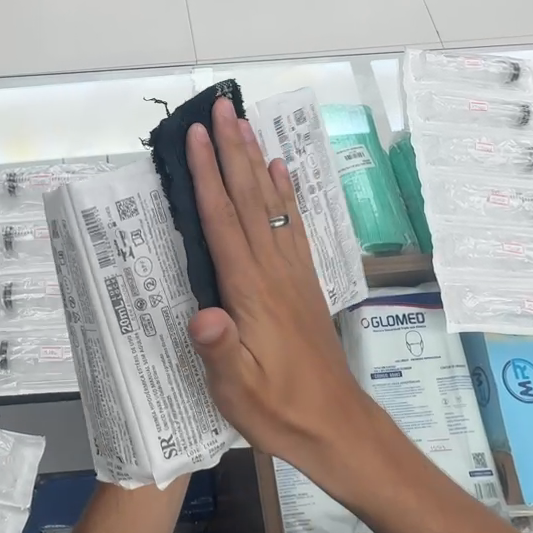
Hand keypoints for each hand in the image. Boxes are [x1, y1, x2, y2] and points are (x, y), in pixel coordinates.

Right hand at [183, 98, 375, 469]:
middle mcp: (273, 268)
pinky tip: (282, 172)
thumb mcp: (237, 392)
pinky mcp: (305, 280)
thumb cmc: (278, 409)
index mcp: (250, 289)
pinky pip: (295, 225)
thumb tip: (201, 315)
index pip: (223, 219)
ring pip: (272, 202)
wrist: (336, 424)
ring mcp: (293, 271)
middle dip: (233, 149)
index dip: (207, 174)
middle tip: (222, 108)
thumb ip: (220, 350)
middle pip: (250, 196)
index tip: (195, 135)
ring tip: (246, 124)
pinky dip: (287, 193)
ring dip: (257, 160)